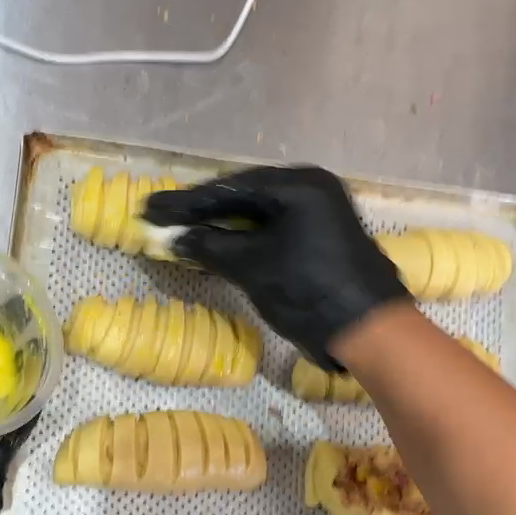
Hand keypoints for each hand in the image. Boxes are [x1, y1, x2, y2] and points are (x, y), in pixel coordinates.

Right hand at [144, 166, 408, 369]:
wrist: (364, 330)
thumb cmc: (307, 290)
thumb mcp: (252, 266)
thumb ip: (209, 247)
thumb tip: (172, 239)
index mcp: (298, 185)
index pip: (230, 188)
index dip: (186, 202)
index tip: (150, 207)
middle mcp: (310, 189)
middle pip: (243, 196)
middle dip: (200, 210)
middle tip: (160, 216)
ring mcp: (317, 213)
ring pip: (256, 214)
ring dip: (219, 225)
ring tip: (181, 230)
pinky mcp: (317, 239)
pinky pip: (269, 230)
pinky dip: (241, 238)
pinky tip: (215, 245)